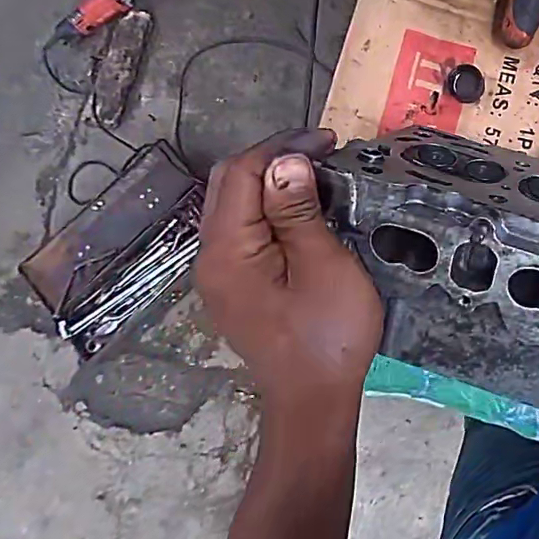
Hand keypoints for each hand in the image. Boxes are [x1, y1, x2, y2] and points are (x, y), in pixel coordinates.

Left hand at [195, 129, 383, 418]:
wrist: (314, 398)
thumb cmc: (327, 332)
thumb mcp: (324, 265)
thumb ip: (298, 212)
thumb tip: (286, 161)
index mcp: (227, 250)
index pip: (240, 174)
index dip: (281, 147)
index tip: (328, 140)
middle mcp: (210, 256)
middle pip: (229, 185)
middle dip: (274, 158)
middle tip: (325, 152)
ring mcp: (219, 273)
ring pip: (235, 205)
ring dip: (273, 181)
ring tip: (318, 174)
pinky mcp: (235, 284)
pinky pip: (244, 229)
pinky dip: (271, 207)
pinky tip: (302, 209)